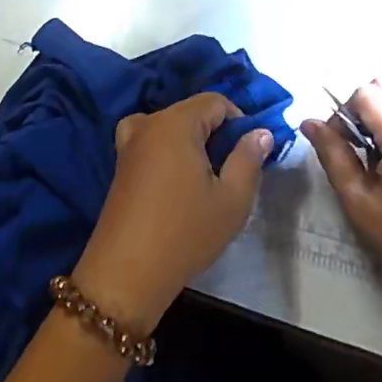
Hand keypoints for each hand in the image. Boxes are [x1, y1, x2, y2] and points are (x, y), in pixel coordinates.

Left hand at [73, 94, 271, 332]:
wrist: (124, 279)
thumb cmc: (184, 234)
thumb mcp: (232, 199)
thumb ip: (249, 158)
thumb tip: (261, 132)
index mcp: (177, 123)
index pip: (216, 102)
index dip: (238, 122)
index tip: (245, 156)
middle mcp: (149, 124)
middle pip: (193, 112)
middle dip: (216, 133)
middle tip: (227, 172)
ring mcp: (129, 145)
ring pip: (171, 126)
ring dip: (191, 142)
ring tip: (202, 176)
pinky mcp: (120, 168)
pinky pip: (151, 141)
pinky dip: (167, 150)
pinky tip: (174, 182)